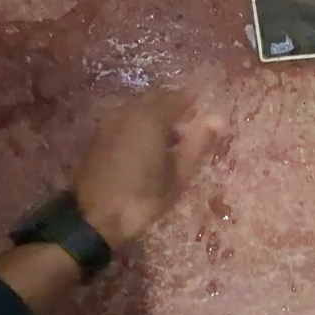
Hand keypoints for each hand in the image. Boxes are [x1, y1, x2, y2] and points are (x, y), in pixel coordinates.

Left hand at [74, 90, 225, 245]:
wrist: (96, 217)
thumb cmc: (145, 198)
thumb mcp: (179, 174)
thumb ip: (198, 143)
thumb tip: (218, 119)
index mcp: (151, 118)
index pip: (177, 97)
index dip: (192, 99)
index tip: (205, 106)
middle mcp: (128, 112)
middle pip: (155, 98)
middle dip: (174, 105)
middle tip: (190, 121)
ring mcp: (110, 121)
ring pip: (138, 107)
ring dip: (156, 114)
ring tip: (171, 136)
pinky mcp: (99, 135)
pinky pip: (125, 118)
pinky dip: (140, 122)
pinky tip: (148, 143)